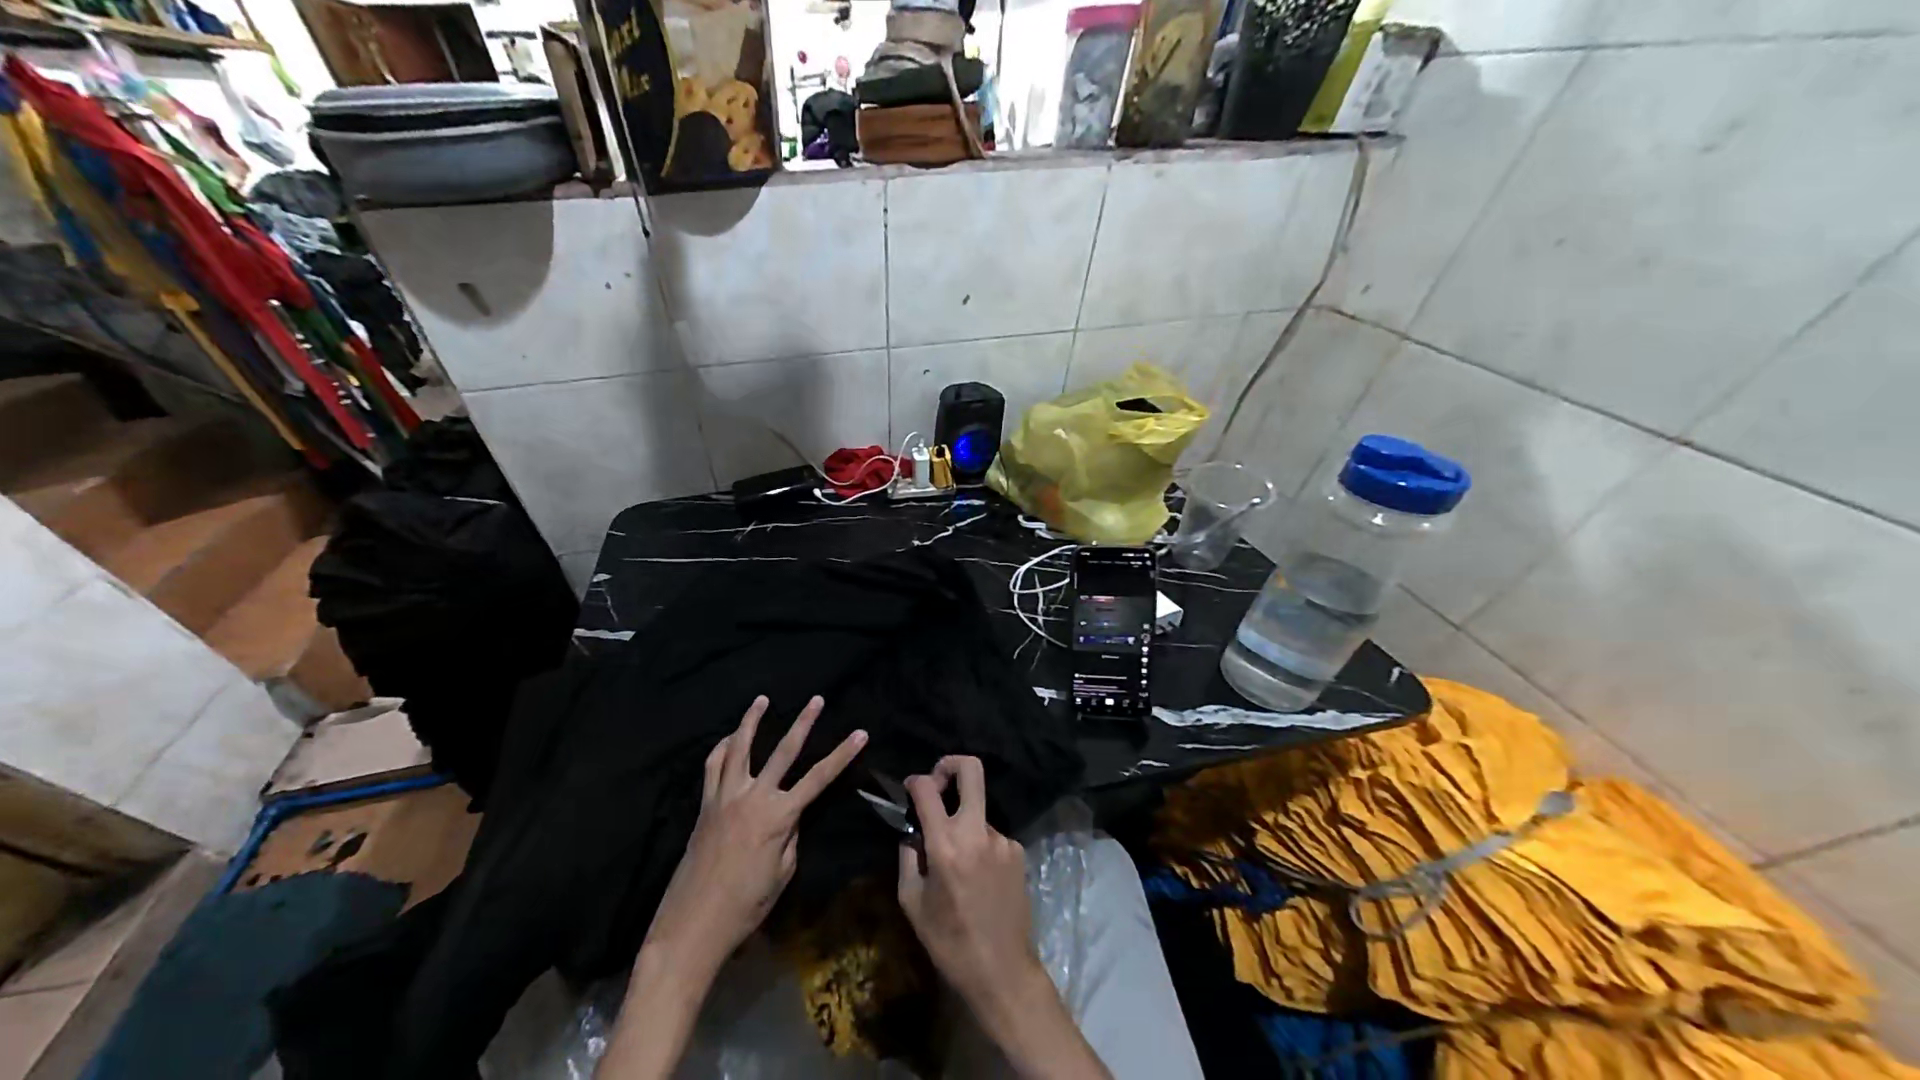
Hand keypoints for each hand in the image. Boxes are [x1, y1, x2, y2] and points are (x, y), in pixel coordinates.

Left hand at [646, 695, 866, 981]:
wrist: (693, 924)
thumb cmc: (746, 906)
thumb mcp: (782, 873)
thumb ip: (790, 835)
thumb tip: (792, 813)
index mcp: (778, 817)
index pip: (819, 778)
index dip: (842, 755)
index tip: (860, 733)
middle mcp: (752, 798)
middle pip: (782, 752)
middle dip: (803, 723)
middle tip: (816, 700)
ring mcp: (724, 798)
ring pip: (740, 748)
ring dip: (751, 721)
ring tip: (761, 699)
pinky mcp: (705, 805)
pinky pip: (713, 767)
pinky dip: (722, 748)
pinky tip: (729, 738)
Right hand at [896, 756, 1039, 1009]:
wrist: (1001, 970)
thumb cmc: (948, 941)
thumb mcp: (911, 902)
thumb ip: (907, 857)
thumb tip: (911, 831)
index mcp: (945, 844)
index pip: (928, 788)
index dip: (915, 781)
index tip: (910, 789)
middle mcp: (977, 832)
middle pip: (971, 770)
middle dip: (950, 765)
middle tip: (937, 783)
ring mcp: (1003, 839)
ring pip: (978, 811)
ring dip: (963, 822)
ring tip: (955, 861)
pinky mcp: (1018, 852)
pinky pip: (991, 836)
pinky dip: (979, 844)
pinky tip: (975, 875)